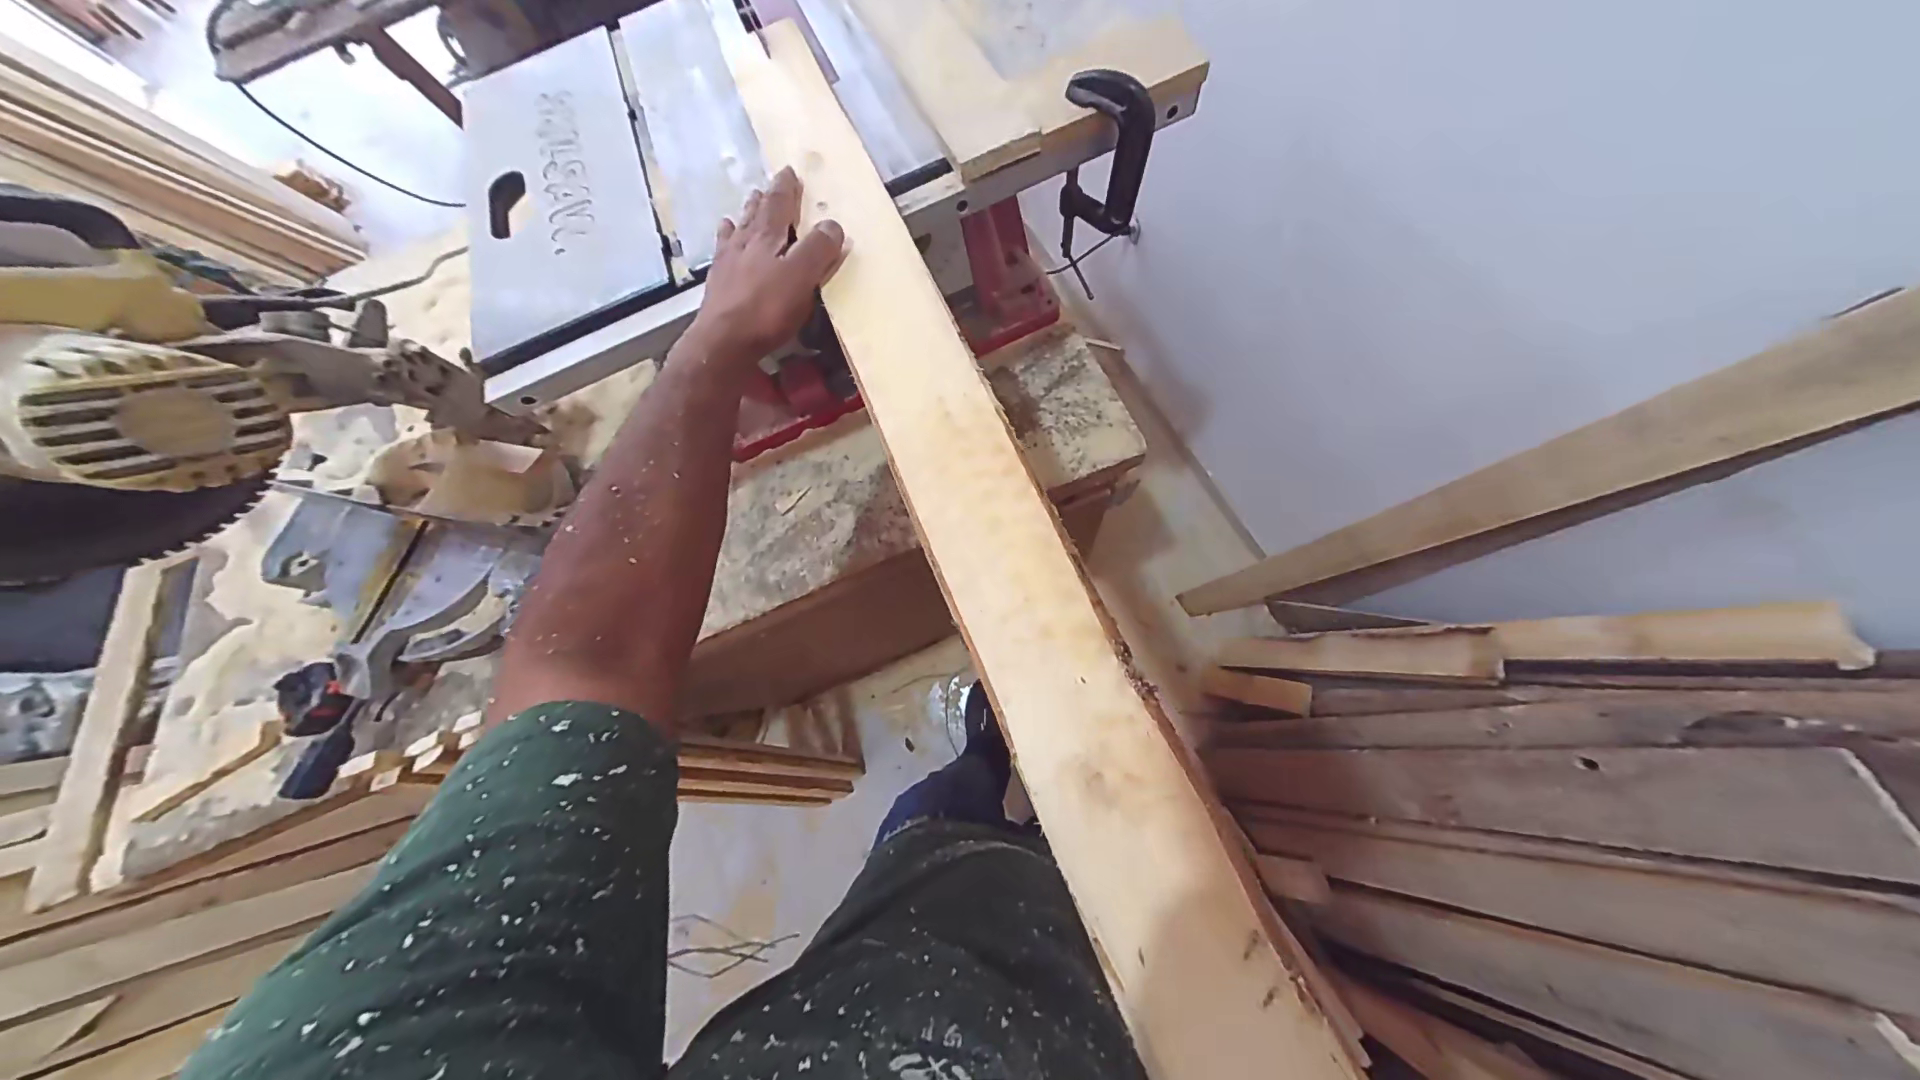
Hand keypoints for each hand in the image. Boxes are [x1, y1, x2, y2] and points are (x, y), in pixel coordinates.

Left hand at [677, 167, 844, 368]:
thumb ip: (818, 250)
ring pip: (740, 229)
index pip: (778, 205)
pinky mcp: (719, 284)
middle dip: (768, 199)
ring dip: (748, 215)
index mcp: (766, 237)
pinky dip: (728, 239)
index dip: (786, 189)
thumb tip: (833, 224)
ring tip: (751, 204)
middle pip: (757, 213)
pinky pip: (725, 252)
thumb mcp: (801, 278)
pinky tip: (727, 238)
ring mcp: (728, 262)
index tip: (790, 173)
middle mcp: (745, 243)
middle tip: (772, 186)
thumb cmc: (766, 310)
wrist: (724, 342)